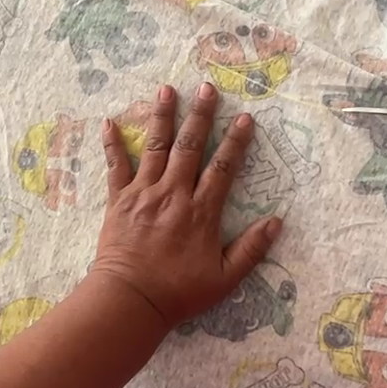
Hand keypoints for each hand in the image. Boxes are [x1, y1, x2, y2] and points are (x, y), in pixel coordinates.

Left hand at [90, 82, 282, 330]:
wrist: (130, 300)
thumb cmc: (178, 292)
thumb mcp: (224, 278)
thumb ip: (251, 249)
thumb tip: (277, 222)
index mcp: (201, 211)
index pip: (223, 168)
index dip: (236, 142)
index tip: (246, 118)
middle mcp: (173, 194)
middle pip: (190, 146)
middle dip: (201, 115)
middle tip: (207, 87)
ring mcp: (144, 193)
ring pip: (156, 147)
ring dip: (162, 116)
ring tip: (167, 89)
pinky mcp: (119, 199)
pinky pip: (116, 166)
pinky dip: (113, 143)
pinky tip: (109, 121)